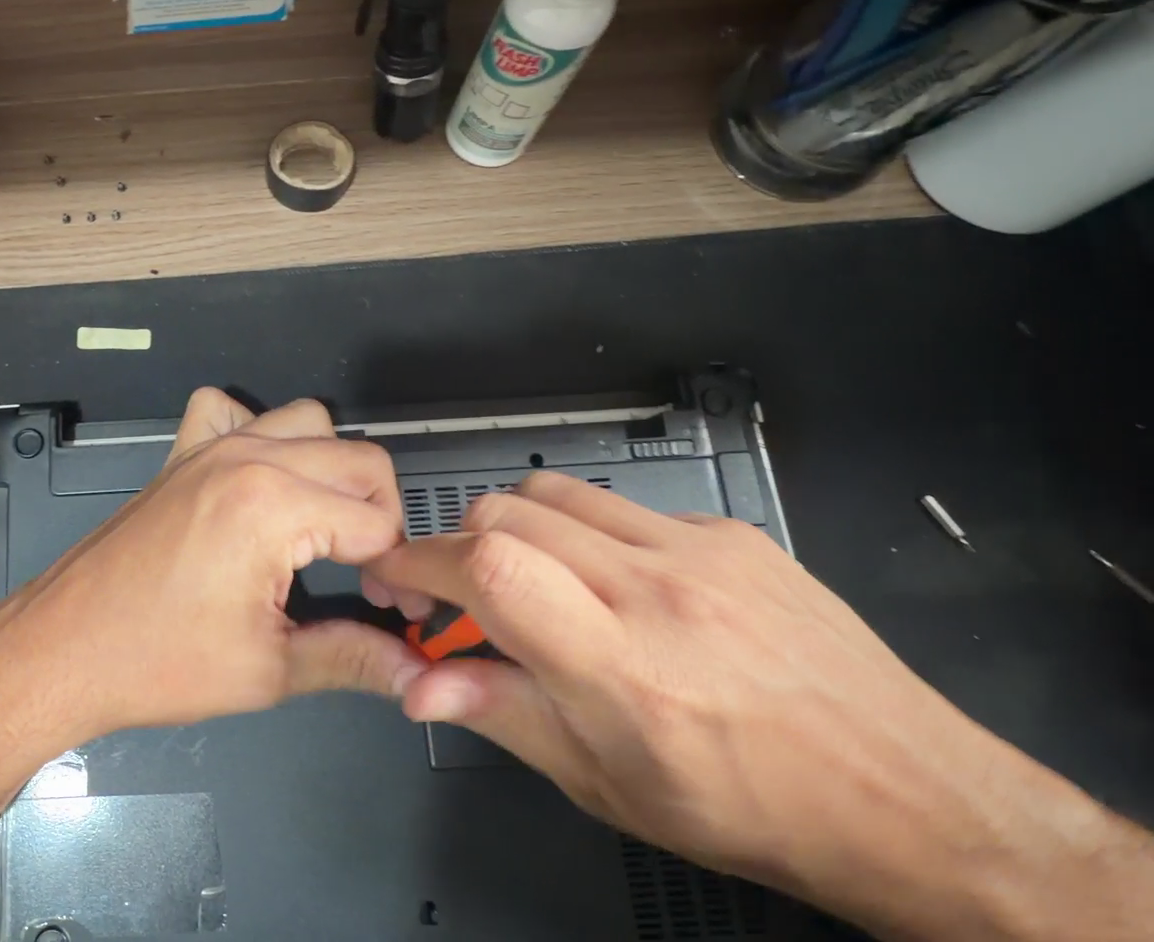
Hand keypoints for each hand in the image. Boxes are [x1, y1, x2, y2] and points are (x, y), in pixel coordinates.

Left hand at [0, 388, 429, 738]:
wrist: (63, 649)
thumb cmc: (150, 661)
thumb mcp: (268, 669)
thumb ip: (355, 658)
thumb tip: (414, 667)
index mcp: (272, 506)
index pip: (380, 522)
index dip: (398, 572)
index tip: (392, 609)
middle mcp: (246, 459)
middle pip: (361, 461)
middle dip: (379, 517)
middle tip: (364, 577)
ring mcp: (210, 449)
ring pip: (309, 423)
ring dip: (332, 469)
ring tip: (321, 530)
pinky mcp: (182, 456)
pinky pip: (231, 412)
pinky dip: (257, 433)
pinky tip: (258, 482)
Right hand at [361, 473, 1150, 938]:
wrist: (904, 795)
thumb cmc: (748, 808)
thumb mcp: (604, 783)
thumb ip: (502, 714)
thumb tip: (419, 685)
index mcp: (621, 667)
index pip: (487, 568)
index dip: (420, 561)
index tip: (397, 577)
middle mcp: (657, 591)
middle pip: (505, 513)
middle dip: (455, 545)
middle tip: (456, 591)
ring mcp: (700, 550)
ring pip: (553, 492)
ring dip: (510, 525)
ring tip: (524, 577)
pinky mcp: (731, 531)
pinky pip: (620, 505)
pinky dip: (580, 530)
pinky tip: (606, 581)